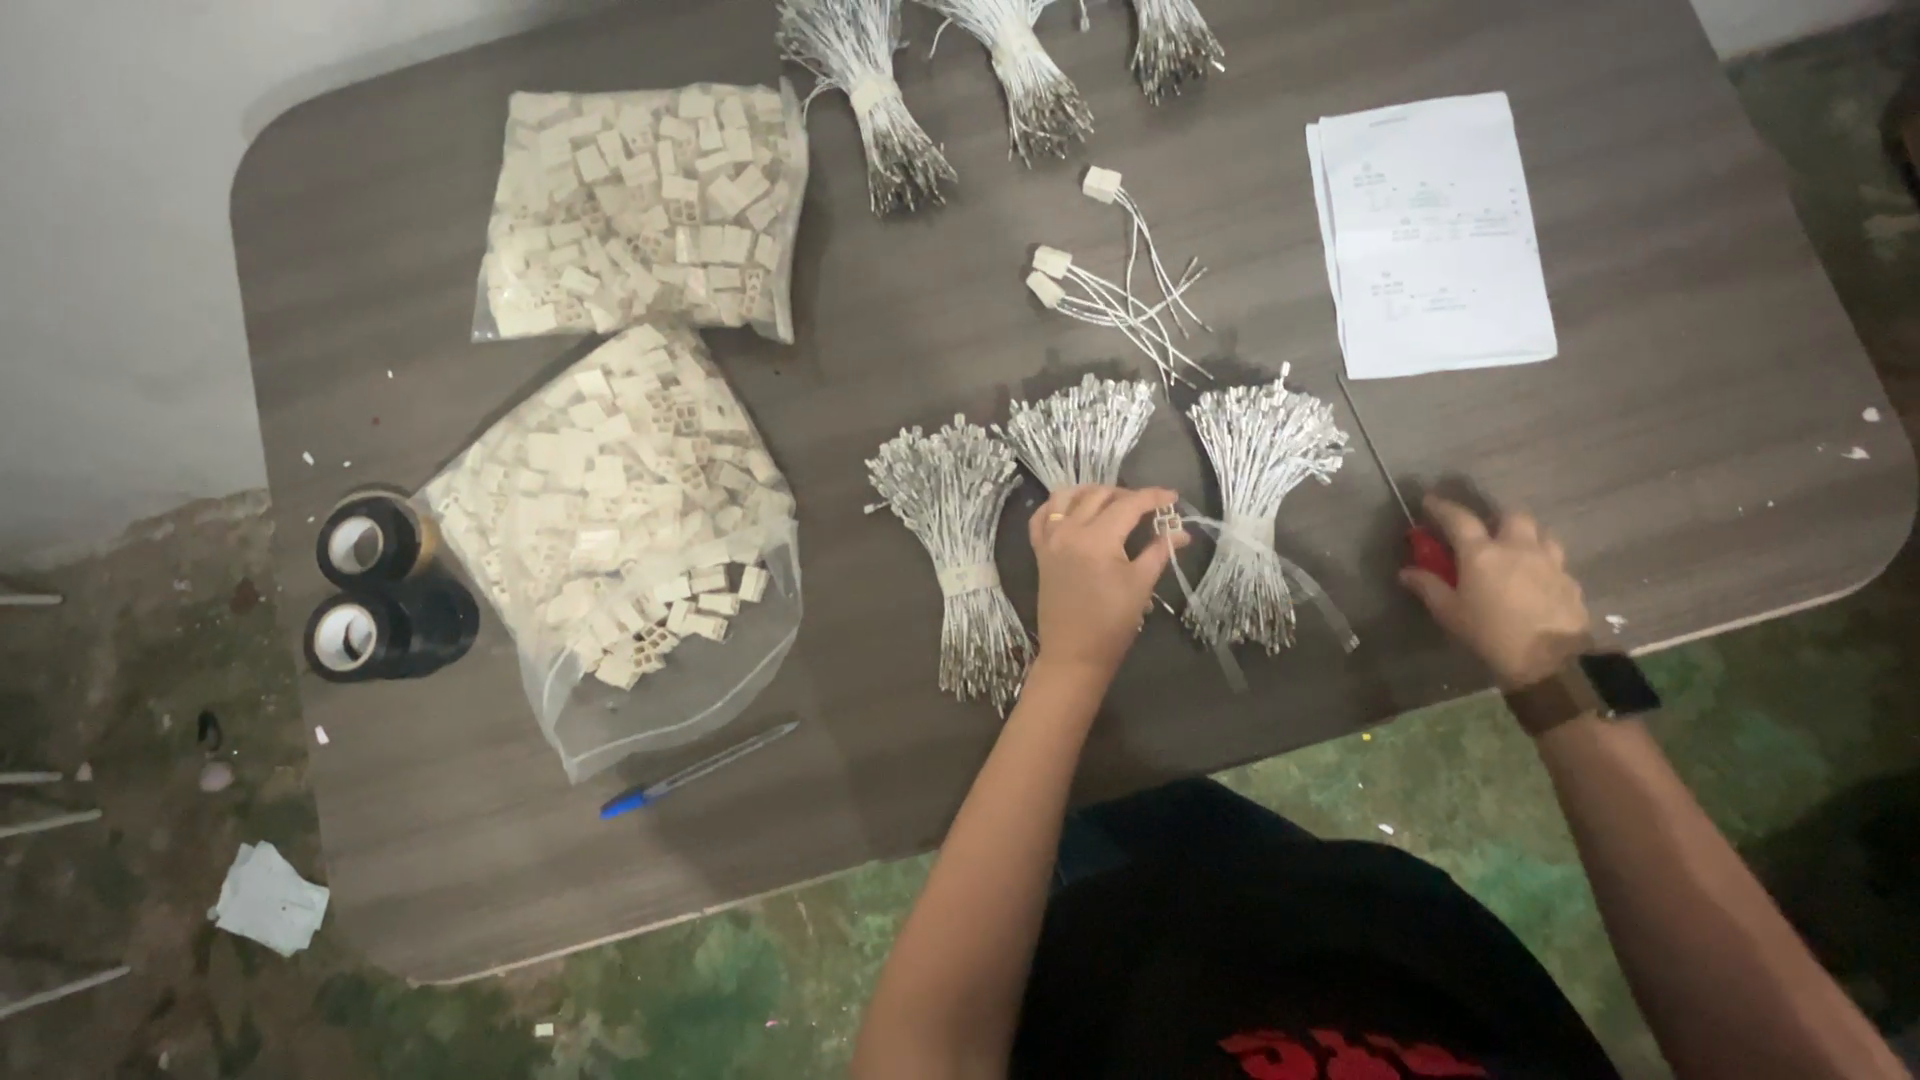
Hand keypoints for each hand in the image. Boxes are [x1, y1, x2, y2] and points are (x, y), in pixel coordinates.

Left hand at [1028, 485, 1187, 682]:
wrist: (1074, 653)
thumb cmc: (1112, 623)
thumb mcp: (1141, 585)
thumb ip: (1159, 551)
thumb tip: (1181, 531)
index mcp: (1097, 539)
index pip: (1129, 504)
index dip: (1153, 497)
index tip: (1172, 497)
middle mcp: (1069, 531)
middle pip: (1099, 495)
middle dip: (1126, 494)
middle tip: (1147, 507)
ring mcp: (1050, 540)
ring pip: (1066, 497)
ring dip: (1090, 492)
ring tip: (1112, 502)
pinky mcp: (1040, 552)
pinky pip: (1041, 517)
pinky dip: (1056, 506)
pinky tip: (1073, 509)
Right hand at [1398, 495, 1589, 690]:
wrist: (1551, 660)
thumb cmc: (1490, 634)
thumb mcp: (1450, 613)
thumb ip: (1428, 587)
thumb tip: (1407, 572)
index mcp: (1482, 554)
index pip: (1459, 519)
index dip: (1442, 507)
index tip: (1430, 501)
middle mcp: (1517, 548)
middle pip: (1511, 515)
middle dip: (1496, 517)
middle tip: (1484, 531)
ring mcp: (1549, 562)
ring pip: (1540, 532)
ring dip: (1525, 534)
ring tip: (1515, 550)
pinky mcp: (1570, 580)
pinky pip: (1555, 559)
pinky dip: (1542, 561)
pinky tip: (1535, 579)